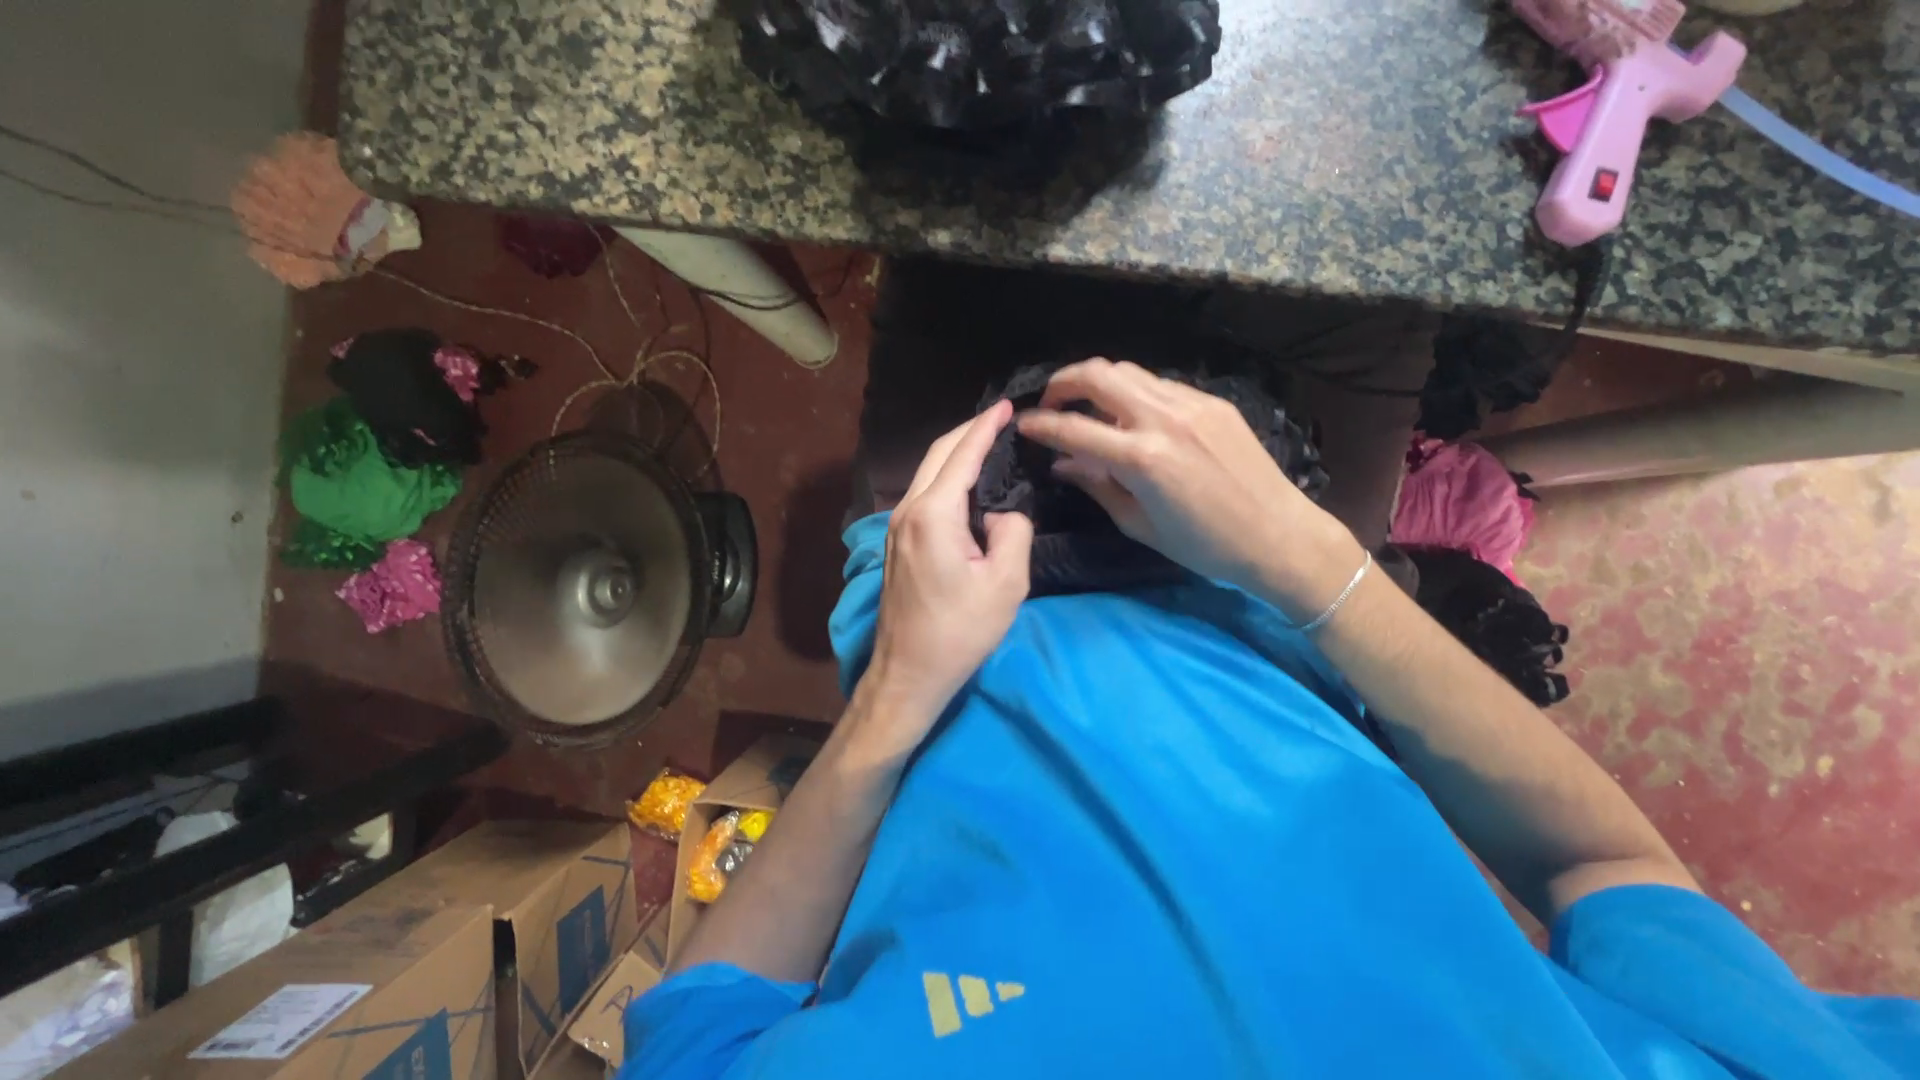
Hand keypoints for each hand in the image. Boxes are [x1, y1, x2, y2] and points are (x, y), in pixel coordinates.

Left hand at [860, 400, 1033, 743]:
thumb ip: (1012, 532)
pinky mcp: (898, 543)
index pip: (962, 455)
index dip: (986, 427)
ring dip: (956, 454)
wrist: (909, 671)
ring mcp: (897, 527)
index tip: (1008, 406)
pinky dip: (947, 477)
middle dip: (969, 431)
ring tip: (989, 444)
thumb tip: (1002, 513)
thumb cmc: (960, 631)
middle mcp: (908, 511)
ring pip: (927, 473)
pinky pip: (924, 494)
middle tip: (1001, 420)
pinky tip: (968, 483)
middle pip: (937, 454)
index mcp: (933, 514)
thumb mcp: (1006, 583)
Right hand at [1015, 358, 1364, 619]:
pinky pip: (1160, 385)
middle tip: (1051, 403)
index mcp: (1142, 459)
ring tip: (1088, 407)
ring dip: (1098, 382)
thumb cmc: (1205, 547)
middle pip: (1098, 374)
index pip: (1073, 428)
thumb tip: (1062, 463)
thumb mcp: (1140, 524)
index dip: (1040, 424)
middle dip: (1063, 382)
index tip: (1022, 425)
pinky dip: (1135, 393)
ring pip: (1129, 371)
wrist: (1279, 536)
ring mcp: (1191, 404)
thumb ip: (1097, 486)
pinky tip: (1134, 418)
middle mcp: (1163, 419)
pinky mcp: (1213, 402)